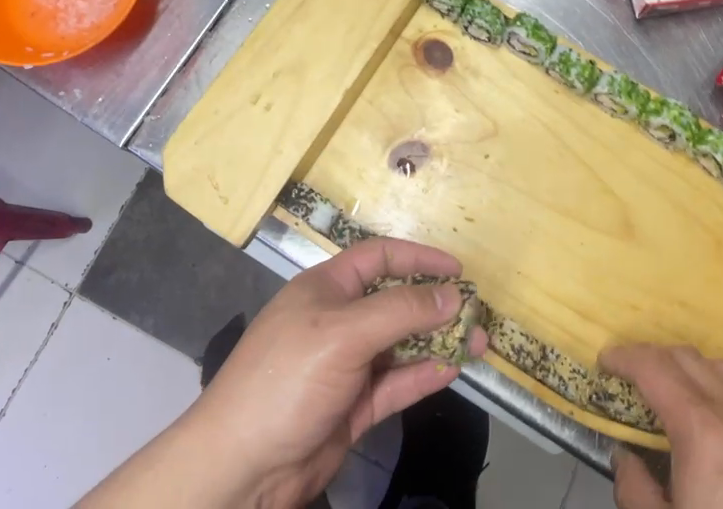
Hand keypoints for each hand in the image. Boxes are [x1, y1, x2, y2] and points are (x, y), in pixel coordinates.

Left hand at [78, 237, 483, 508]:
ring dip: (437, 343)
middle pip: (394, 302)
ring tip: (480, 344)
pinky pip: (395, 384)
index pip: (378, 258)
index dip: (417, 259)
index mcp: (325, 289)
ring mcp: (345, 365)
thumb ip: (401, 311)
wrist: (242, 464)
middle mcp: (337, 321)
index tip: (458, 270)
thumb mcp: (344, 332)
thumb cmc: (288, 378)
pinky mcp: (351, 406)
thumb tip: (453, 295)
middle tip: (477, 314)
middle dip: (435, 306)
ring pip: (400, 345)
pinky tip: (452, 371)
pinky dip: (422, 376)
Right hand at [600, 345, 722, 508]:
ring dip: (686, 366)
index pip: (654, 368)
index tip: (603, 361)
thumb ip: (635, 491)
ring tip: (667, 390)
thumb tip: (625, 460)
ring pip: (719, 367)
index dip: (624, 357)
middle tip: (627, 376)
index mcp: (700, 429)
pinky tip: (708, 417)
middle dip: (651, 357)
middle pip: (686, 357)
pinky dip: (715, 384)